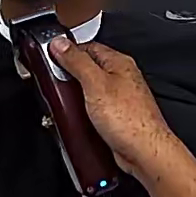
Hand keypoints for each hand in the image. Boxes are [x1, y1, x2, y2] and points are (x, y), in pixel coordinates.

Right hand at [48, 38, 187, 180]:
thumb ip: (76, 62)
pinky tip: (77, 118)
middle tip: (56, 83)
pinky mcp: (115, 117)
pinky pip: (93, 110)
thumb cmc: (130, 120)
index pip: (88, 47)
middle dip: (69, 76)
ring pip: (89, 91)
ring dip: (75, 97)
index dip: (68, 50)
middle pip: (87, 69)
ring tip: (65, 103)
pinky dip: (82, 113)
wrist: (144, 152)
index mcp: (119, 63)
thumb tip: (60, 44)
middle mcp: (121, 79)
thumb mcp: (95, 84)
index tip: (50, 57)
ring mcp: (118, 99)